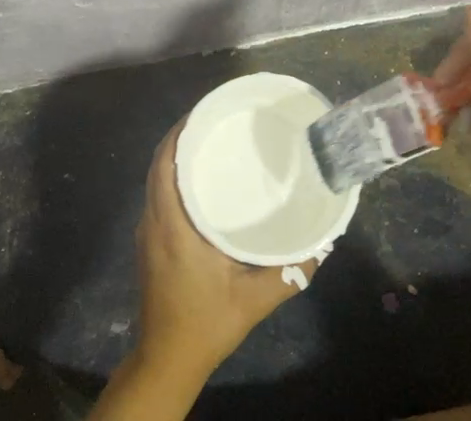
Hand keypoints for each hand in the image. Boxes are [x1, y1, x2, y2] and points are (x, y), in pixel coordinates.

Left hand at [131, 121, 319, 376]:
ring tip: (207, 142)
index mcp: (173, 226)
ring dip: (173, 158)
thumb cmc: (208, 323)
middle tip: (212, 121)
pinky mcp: (148, 244)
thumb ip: (291, 272)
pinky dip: (171, 178)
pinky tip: (197, 180)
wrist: (168, 359)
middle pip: (157, 166)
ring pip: (154, 181)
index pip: (165, 165)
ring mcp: (147, 233)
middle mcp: (154, 222)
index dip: (178, 134)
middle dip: (179, 138)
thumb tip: (323, 244)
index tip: (203, 113)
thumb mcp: (256, 299)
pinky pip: (156, 196)